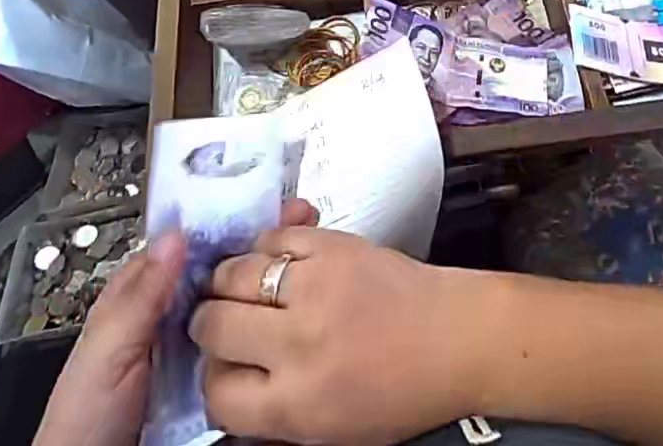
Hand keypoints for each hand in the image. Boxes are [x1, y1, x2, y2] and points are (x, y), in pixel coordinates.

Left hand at [34, 200, 318, 445]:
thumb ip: (139, 296)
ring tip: (312, 254)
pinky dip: (270, 326)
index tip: (268, 201)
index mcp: (147, 293)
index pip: (195, 242)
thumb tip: (177, 235)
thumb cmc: (83, 418)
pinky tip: (297, 311)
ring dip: (272, 278)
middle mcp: (178, 312)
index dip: (231, 217)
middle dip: (263, 240)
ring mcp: (201, 343)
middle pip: (226, 266)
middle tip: (303, 218)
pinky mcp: (217, 375)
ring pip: (240, 301)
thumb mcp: (105, 351)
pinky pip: (247, 344)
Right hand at [190, 227, 485, 444]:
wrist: (453, 336)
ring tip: (235, 284)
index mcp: (295, 404)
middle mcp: (297, 343)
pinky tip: (271, 258)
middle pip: (216, 326)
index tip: (222, 364)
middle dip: (209, 323)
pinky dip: (266, 246)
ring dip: (227, 279)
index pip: (215, 393)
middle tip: (217, 318)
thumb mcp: (329, 430)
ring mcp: (314, 286)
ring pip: (236, 273)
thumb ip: (273, 411)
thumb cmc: (398, 391)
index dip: (212, 378)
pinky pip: (276, 236)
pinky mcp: (332, 244)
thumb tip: (227, 382)